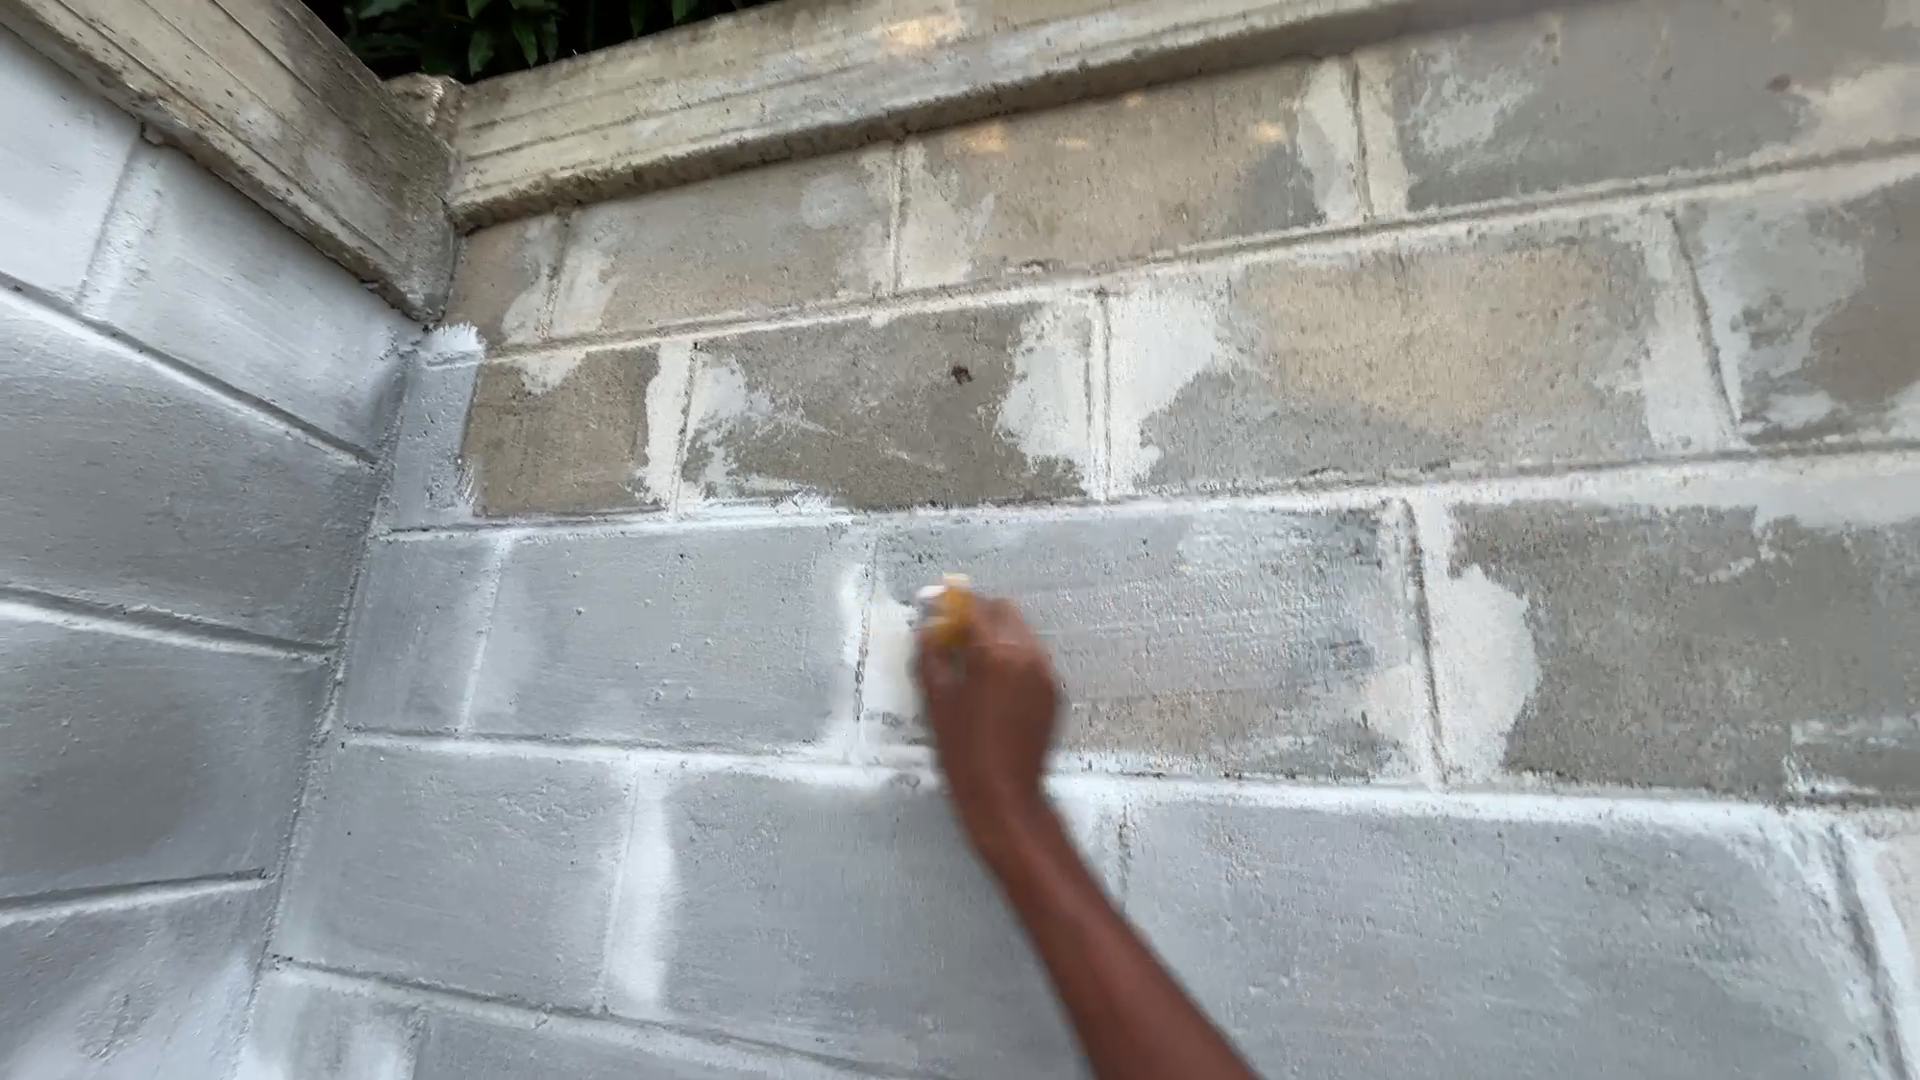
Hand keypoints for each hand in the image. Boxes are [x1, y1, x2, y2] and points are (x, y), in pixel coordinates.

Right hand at [914, 597, 1061, 866]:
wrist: (1004, 795)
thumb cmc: (963, 750)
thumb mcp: (937, 699)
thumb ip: (932, 654)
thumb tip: (928, 629)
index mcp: (996, 652)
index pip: (976, 607)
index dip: (954, 602)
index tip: (938, 603)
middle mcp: (1027, 654)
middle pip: (1005, 611)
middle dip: (979, 613)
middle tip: (954, 630)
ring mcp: (1046, 672)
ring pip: (1022, 631)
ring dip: (997, 632)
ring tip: (972, 657)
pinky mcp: (1054, 690)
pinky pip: (1033, 656)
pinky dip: (1013, 654)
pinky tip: (993, 679)